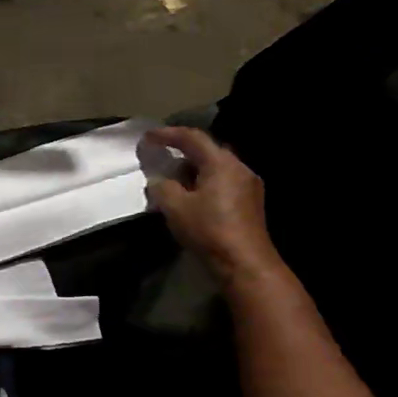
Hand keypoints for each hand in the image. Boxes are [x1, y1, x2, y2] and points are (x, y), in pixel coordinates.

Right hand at [146, 126, 282, 282]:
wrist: (244, 262)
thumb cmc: (208, 229)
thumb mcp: (174, 207)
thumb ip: (162, 187)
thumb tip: (158, 180)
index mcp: (221, 164)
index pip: (192, 138)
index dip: (167, 135)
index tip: (147, 137)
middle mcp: (239, 168)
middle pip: (207, 151)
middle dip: (182, 152)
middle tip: (161, 158)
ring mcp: (248, 185)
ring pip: (215, 167)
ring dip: (192, 170)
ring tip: (172, 182)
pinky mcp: (250, 202)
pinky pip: (223, 181)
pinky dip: (203, 182)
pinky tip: (191, 198)